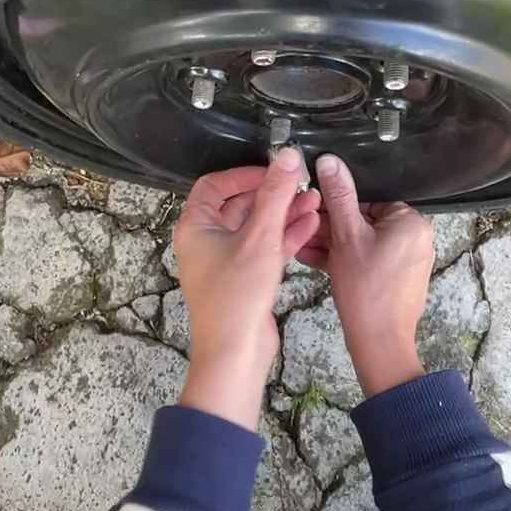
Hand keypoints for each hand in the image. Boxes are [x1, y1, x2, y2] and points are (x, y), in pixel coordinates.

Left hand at [171, 147, 321, 429]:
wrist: (236, 353)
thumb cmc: (237, 295)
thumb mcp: (260, 237)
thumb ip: (275, 195)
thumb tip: (288, 157)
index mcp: (195, 226)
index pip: (215, 185)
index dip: (245, 174)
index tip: (274, 170)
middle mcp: (206, 240)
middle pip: (240, 204)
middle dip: (272, 194)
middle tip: (301, 182)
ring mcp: (226, 260)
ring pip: (256, 226)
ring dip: (284, 213)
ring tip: (315, 200)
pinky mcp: (245, 278)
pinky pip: (264, 248)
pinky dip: (285, 236)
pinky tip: (311, 224)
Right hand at [297, 153, 434, 398]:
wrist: (378, 343)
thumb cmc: (366, 290)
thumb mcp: (346, 236)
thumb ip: (339, 197)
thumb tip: (330, 161)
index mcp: (411, 222)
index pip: (370, 199)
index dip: (337, 204)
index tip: (312, 207)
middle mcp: (415, 238)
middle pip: (363, 220)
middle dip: (329, 226)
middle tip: (301, 226)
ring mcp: (406, 260)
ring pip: (361, 242)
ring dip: (330, 243)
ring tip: (299, 243)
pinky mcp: (395, 278)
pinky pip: (365, 259)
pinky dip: (342, 259)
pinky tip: (311, 258)